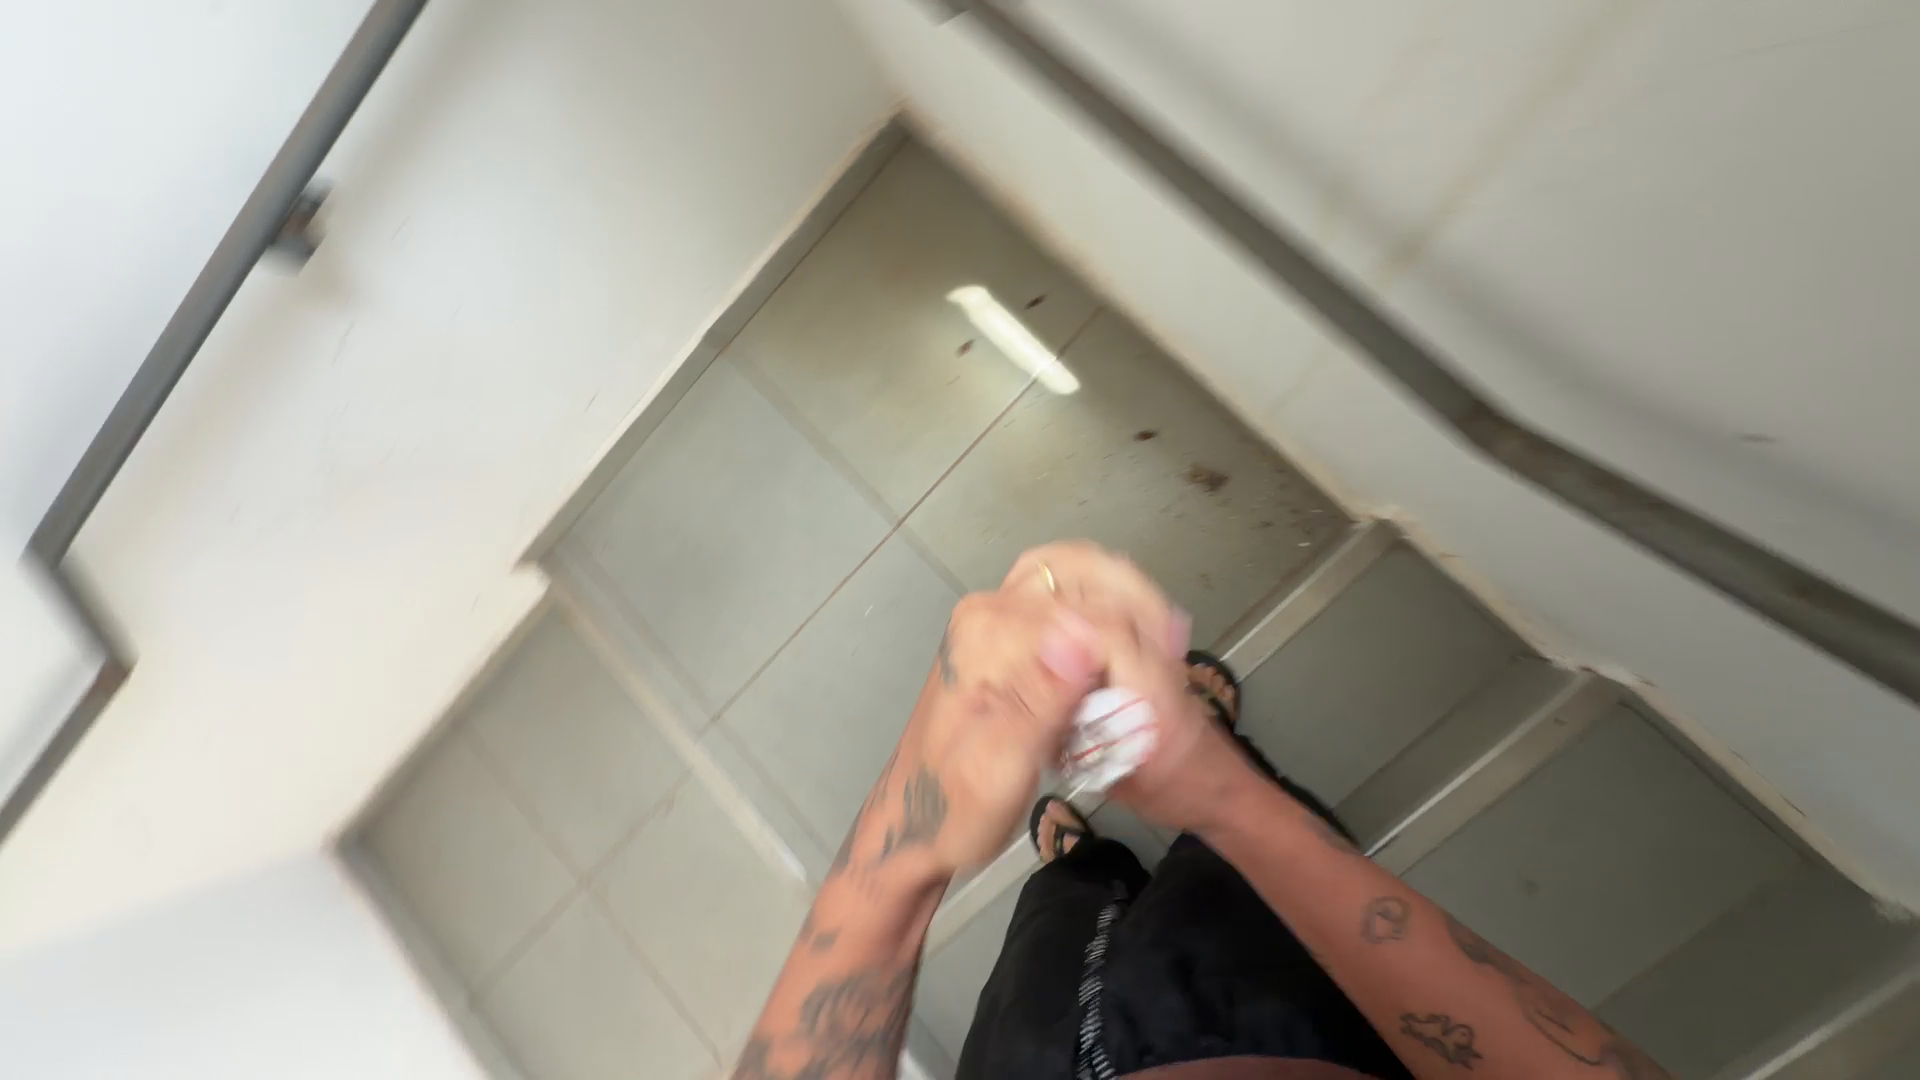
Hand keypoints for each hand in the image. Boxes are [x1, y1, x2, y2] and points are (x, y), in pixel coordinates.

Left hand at [857, 543, 1189, 877]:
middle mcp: (990, 609)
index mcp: (986, 634)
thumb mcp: (998, 770)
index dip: (1133, 657)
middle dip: (1137, 613)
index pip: (1084, 617)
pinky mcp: (1010, 629)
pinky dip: (1112, 612)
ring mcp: (998, 614)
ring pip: (1080, 573)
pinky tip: (1135, 649)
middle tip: (1171, 662)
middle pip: (1083, 574)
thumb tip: (1084, 639)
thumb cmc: (956, 808)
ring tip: (1162, 650)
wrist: (916, 821)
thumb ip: (1038, 702)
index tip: (1159, 706)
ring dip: (1128, 603)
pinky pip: (1072, 596)